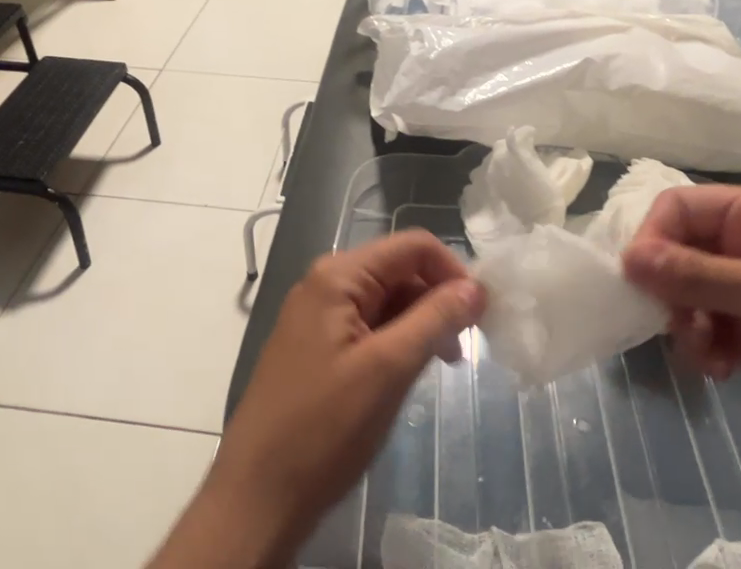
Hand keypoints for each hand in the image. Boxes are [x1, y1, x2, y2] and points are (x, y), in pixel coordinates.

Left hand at [150, 232, 485, 568]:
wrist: (258, 494)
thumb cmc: (324, 427)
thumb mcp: (388, 369)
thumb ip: (434, 320)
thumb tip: (477, 288)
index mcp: (338, 276)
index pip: (412, 246)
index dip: (453, 271)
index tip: (483, 313)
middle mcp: (325, 284)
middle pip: (399, 271)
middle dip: (438, 299)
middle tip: (468, 345)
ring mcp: (318, 317)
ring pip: (386, 301)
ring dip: (421, 323)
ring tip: (446, 363)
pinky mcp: (317, 348)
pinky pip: (369, 327)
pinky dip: (398, 341)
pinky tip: (411, 372)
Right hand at [620, 184, 740, 483]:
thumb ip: (702, 276)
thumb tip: (628, 256)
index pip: (683, 207)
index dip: (653, 238)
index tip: (639, 283)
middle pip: (679, 251)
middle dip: (669, 288)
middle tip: (680, 328)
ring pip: (688, 295)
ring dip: (684, 323)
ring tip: (708, 358)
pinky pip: (708, 331)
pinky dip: (702, 348)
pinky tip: (720, 371)